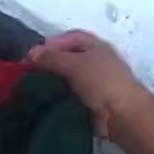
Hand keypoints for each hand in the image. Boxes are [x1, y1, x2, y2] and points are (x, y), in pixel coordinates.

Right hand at [27, 30, 153, 138]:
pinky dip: (59, 94)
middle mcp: (97, 60)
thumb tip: (30, 54)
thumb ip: (51, 58)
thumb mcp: (74, 64)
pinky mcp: (93, 100)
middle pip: (69, 56)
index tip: (33, 55)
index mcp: (96, 46)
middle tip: (30, 71)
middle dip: (50, 61)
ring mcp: (96, 81)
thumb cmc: (101, 82)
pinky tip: (46, 99)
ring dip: (53, 79)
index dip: (51, 43)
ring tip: (34, 85)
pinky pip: (72, 93)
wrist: (123, 115)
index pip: (70, 37)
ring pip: (69, 75)